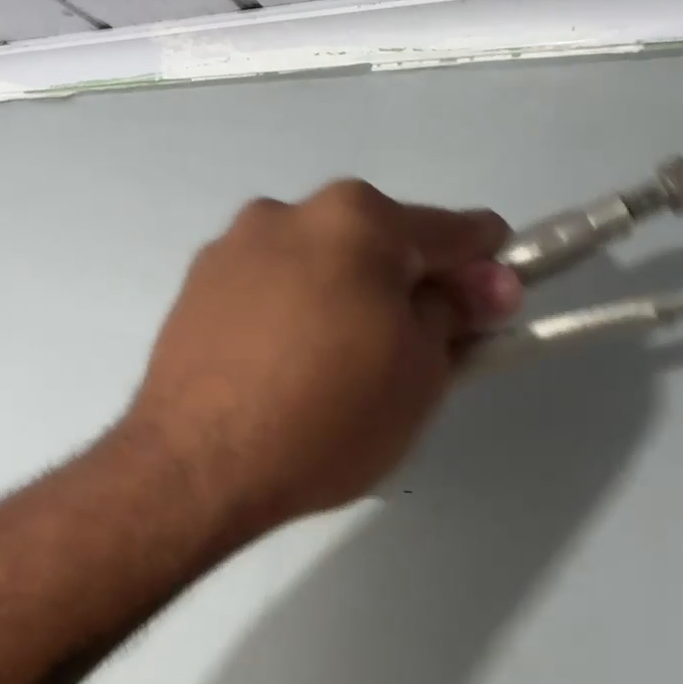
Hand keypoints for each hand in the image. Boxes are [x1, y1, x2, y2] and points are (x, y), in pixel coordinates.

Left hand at [122, 180, 519, 530]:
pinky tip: (282, 371)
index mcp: (357, 220)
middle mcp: (287, 215)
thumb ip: (456, 316)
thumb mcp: (419, 377)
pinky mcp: (191, 292)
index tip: (490, 307)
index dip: (484, 270)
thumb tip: (479, 284)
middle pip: (374, 245)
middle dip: (402, 287)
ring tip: (331, 372)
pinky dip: (287, 318)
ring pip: (313, 267)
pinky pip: (264, 294)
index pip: (451, 232)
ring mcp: (230, 250)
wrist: (194, 468)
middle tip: (407, 353)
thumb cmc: (324, 421)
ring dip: (339, 300)